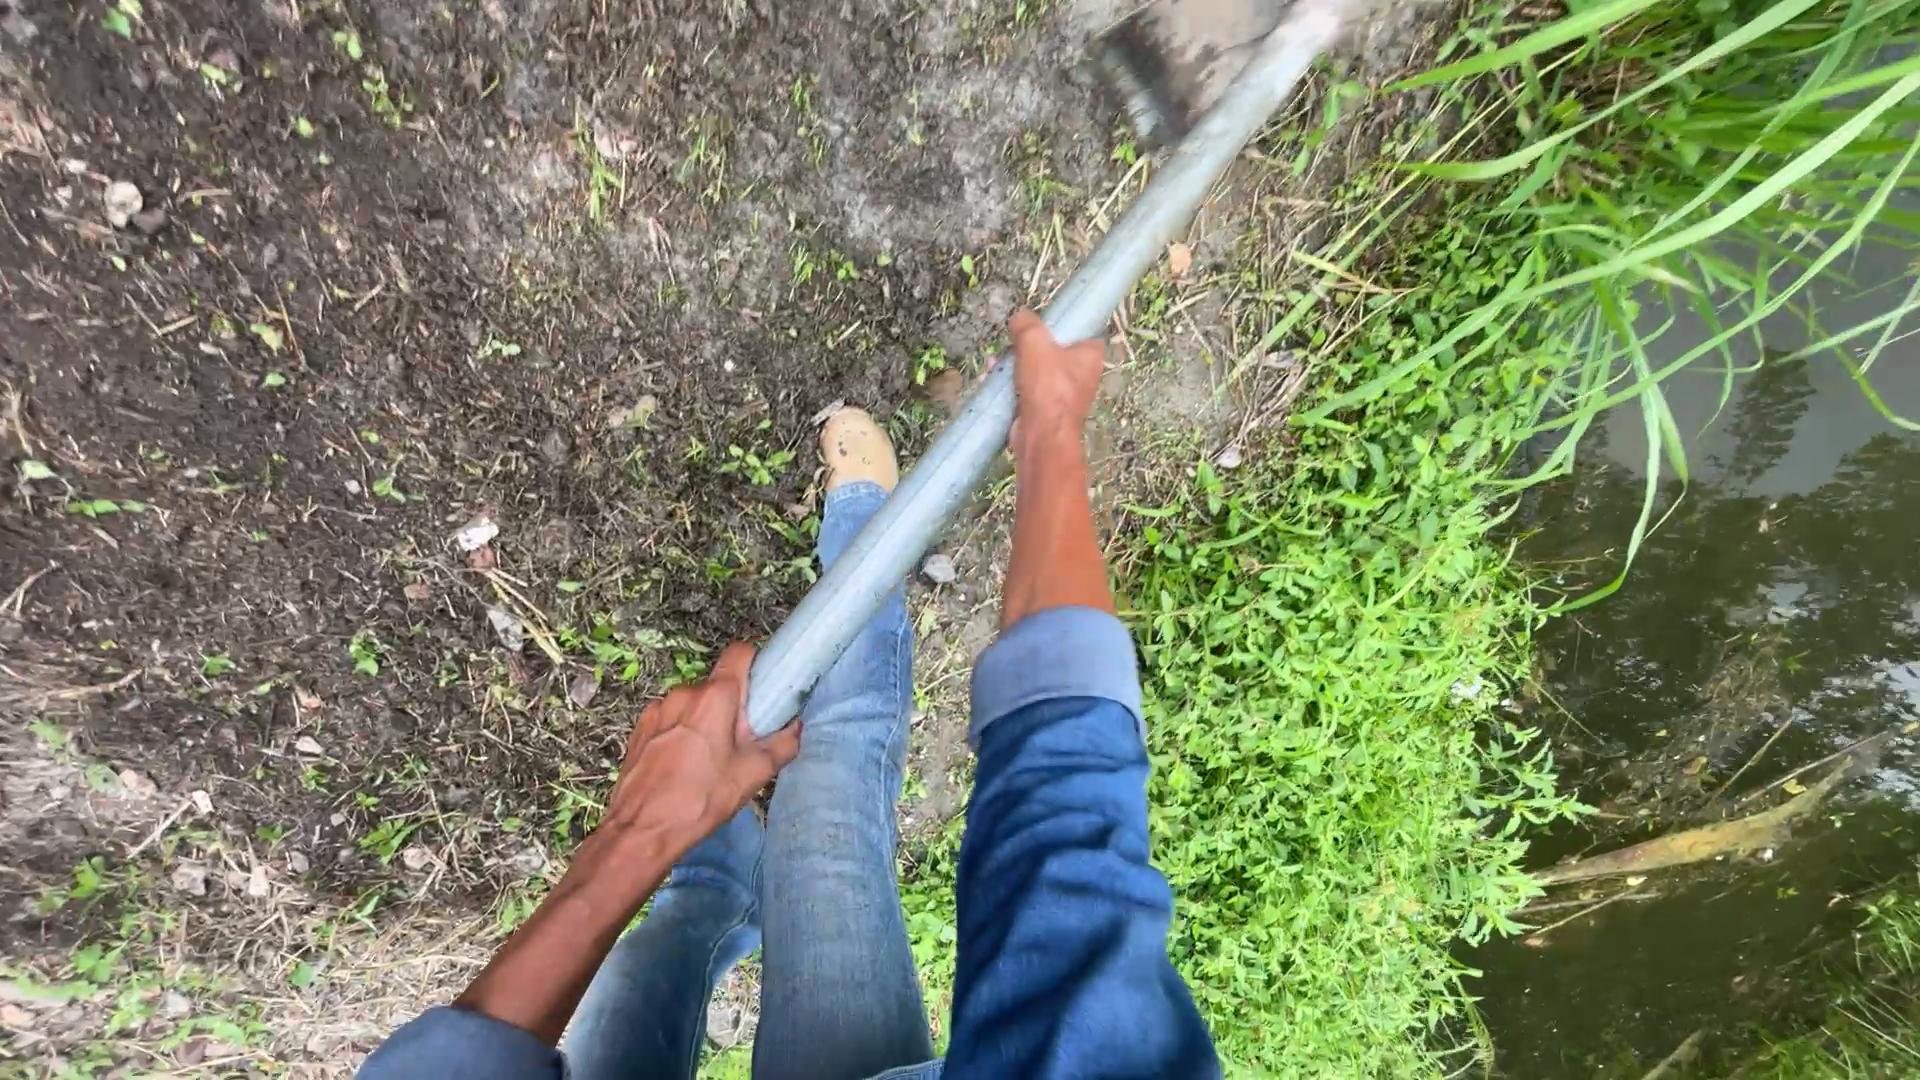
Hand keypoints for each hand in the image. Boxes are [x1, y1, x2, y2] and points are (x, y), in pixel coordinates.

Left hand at [598, 642, 800, 860]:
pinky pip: (672, 717)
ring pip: (694, 702)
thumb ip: (784, 744)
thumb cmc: (701, 799)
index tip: (764, 685)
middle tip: (740, 738)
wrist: (640, 832)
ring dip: (706, 718)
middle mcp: (683, 693)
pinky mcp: (640, 728)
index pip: (740, 652)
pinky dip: (682, 730)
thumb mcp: (754, 774)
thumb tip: (795, 727)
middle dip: (732, 703)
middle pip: (718, 683)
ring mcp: (658, 709)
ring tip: (709, 756)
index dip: (756, 661)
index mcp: (715, 696)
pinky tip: (683, 763)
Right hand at [1007, 310, 1105, 457]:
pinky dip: (1010, 385)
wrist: (1040, 436)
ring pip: (1036, 371)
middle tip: (1011, 344)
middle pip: (1052, 351)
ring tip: (995, 363)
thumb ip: (1026, 324)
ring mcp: (1063, 396)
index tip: (1041, 324)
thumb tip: (1019, 318)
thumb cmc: (1047, 385)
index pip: (1082, 332)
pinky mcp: (1044, 411)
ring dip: (1013, 366)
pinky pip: (1026, 390)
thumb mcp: (1034, 342)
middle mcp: (1081, 376)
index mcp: (1091, 356)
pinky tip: (992, 379)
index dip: (1062, 326)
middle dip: (1026, 347)